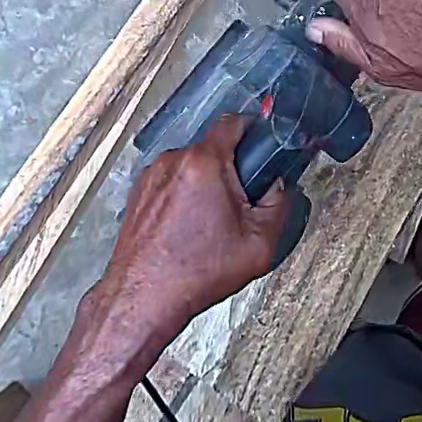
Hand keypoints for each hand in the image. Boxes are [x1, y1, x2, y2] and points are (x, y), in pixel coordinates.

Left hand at [102, 114, 291, 329]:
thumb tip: (282, 187)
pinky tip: (192, 227)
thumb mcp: (260, 242)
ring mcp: (152, 177)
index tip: (263, 142)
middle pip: (215, 148)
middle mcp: (173, 162)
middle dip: (234, 168)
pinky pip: (173, 182)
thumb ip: (281, 204)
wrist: (143, 299)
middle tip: (243, 199)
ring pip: (193, 166)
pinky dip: (185, 196)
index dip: (255, 128)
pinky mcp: (139, 194)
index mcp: (204, 163)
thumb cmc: (193, 273)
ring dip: (208, 183)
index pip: (234, 122)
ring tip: (214, 220)